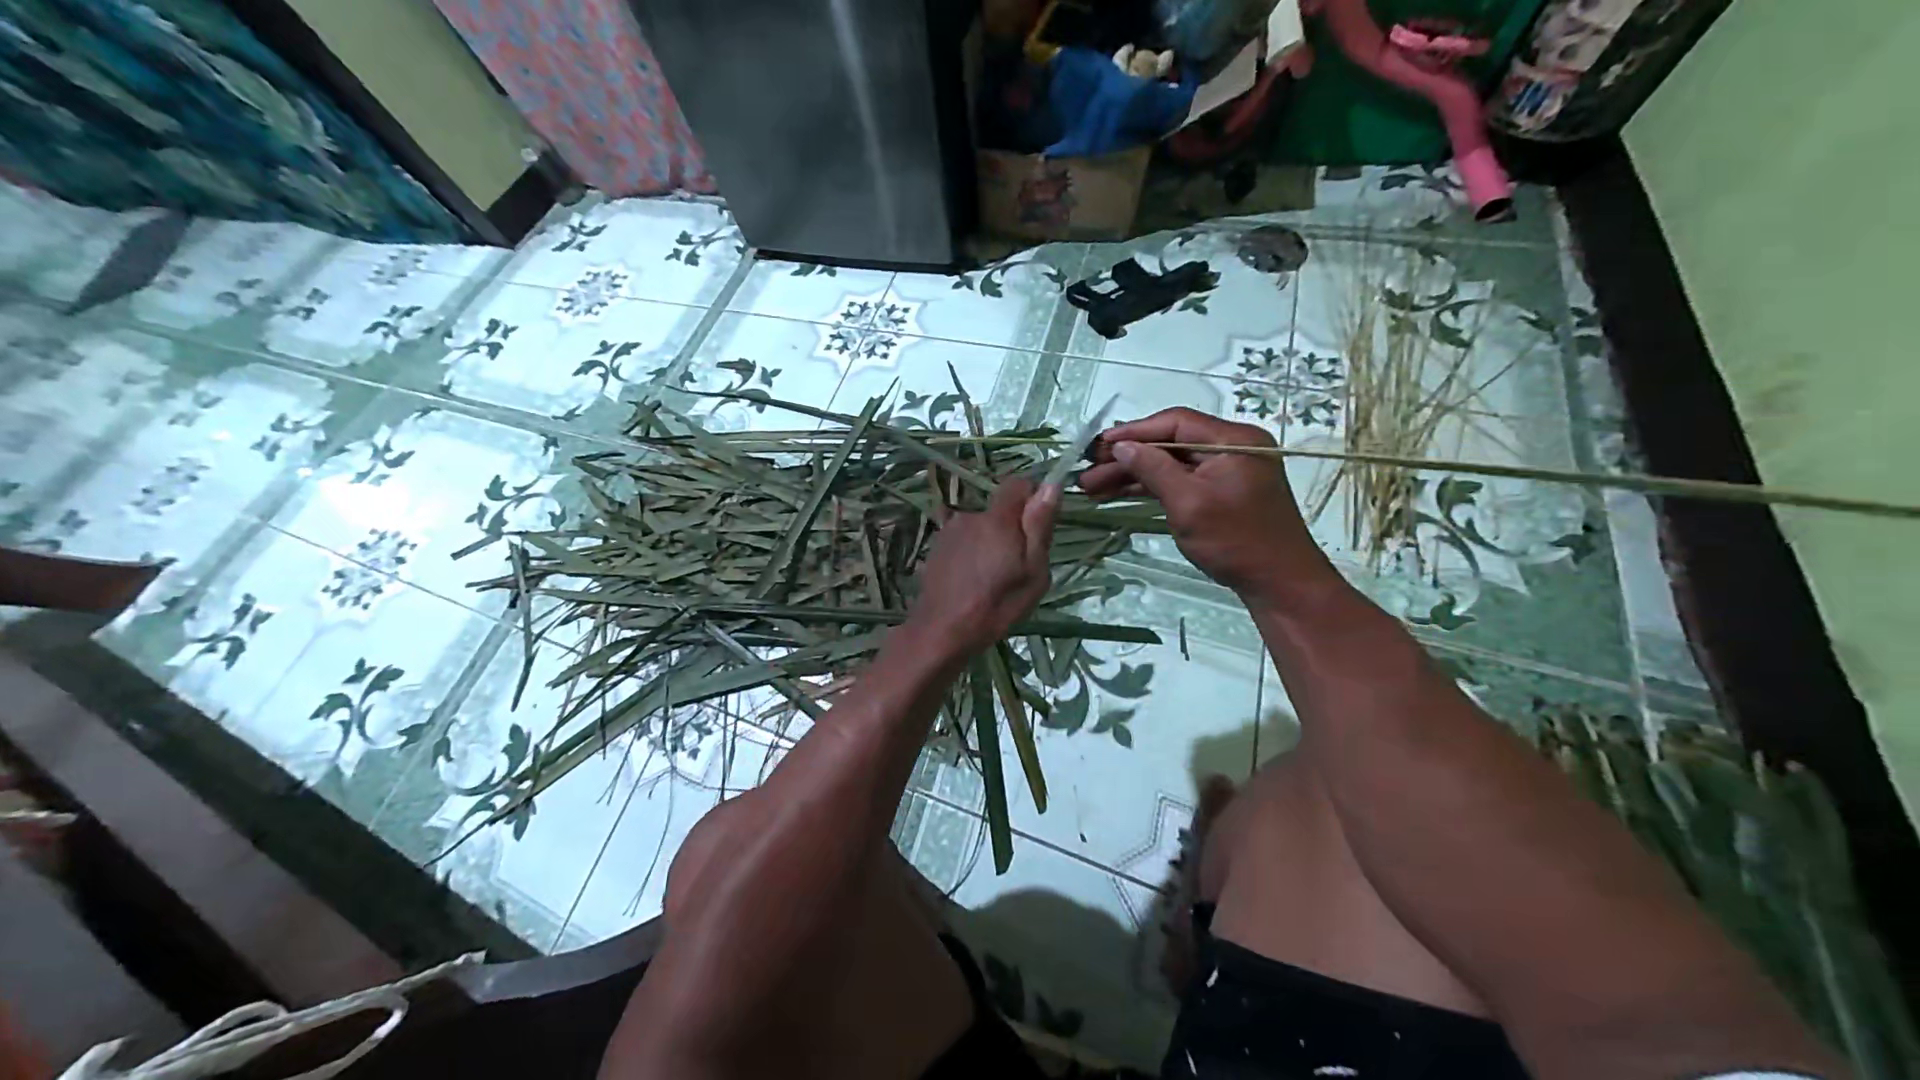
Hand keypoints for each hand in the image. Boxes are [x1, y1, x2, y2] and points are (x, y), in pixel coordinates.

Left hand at [906, 477, 1060, 655]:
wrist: (942, 631)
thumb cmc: (997, 604)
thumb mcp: (1033, 570)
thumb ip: (1039, 525)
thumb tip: (1050, 485)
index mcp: (997, 518)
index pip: (1018, 484)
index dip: (1032, 498)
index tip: (1039, 526)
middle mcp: (970, 516)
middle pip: (999, 510)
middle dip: (1012, 528)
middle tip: (1018, 565)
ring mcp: (948, 532)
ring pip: (980, 528)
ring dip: (990, 543)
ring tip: (993, 579)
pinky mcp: (935, 549)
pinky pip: (963, 542)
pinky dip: (971, 555)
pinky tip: (972, 583)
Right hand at [1079, 408, 1338, 603]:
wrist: (1279, 583)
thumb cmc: (1235, 540)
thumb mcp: (1188, 502)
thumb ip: (1153, 469)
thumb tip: (1121, 446)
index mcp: (1233, 441)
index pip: (1176, 422)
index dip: (1134, 432)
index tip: (1100, 445)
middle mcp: (1232, 448)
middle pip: (1171, 442)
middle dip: (1128, 457)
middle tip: (1089, 471)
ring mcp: (1227, 471)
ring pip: (1172, 464)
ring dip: (1134, 474)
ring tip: (1092, 487)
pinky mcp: (1221, 492)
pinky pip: (1181, 481)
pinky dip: (1152, 487)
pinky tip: (1119, 493)